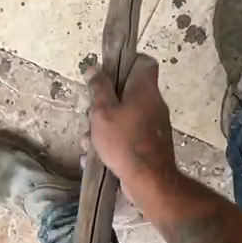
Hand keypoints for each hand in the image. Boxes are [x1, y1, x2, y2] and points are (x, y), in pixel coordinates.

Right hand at [84, 56, 178, 195]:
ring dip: (102, 127)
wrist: (149, 181)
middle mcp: (153, 103)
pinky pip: (126, 135)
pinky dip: (111, 143)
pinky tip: (93, 158)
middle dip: (103, 103)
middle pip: (126, 92)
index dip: (127, 61)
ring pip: (123, 116)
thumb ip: (98, 88)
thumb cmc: (124, 141)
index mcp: (145, 88)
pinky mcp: (149, 144)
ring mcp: (153, 125)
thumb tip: (94, 67)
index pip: (144, 62)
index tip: (108, 70)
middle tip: (90, 115)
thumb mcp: (103, 111)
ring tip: (88, 142)